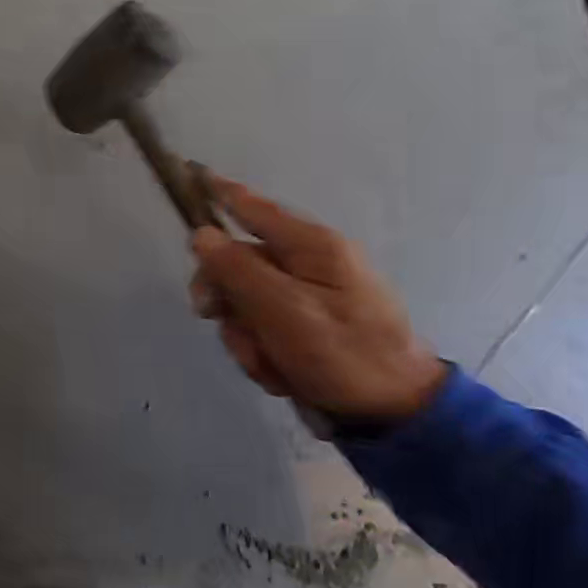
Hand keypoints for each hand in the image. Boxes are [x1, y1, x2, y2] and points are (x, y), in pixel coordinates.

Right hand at [189, 176, 446, 424]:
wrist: (396, 413)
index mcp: (311, 247)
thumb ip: (239, 272)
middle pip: (239, 262)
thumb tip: (202, 234)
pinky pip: (262, 327)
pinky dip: (263, 352)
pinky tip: (281, 373)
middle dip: (226, 297)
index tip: (190, 174)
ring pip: (245, 302)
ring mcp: (307, 295)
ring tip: (270, 364)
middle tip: (212, 316)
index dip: (219, 192)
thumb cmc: (345, 355)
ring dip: (246, 336)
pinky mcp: (306, 324)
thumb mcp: (285, 313)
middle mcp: (308, 263)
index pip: (254, 208)